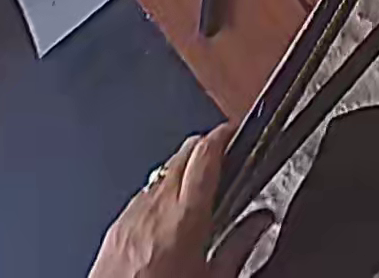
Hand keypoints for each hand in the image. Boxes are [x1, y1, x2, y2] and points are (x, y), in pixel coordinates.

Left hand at [89, 124, 272, 277]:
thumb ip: (239, 247)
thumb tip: (261, 221)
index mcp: (185, 218)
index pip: (206, 152)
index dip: (223, 134)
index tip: (234, 131)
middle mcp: (157, 205)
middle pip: (185, 151)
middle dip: (206, 147)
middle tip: (224, 158)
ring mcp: (133, 212)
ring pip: (164, 170)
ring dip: (183, 171)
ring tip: (197, 195)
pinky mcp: (116, 224)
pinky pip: (144, 194)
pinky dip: (160, 195)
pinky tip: (168, 220)